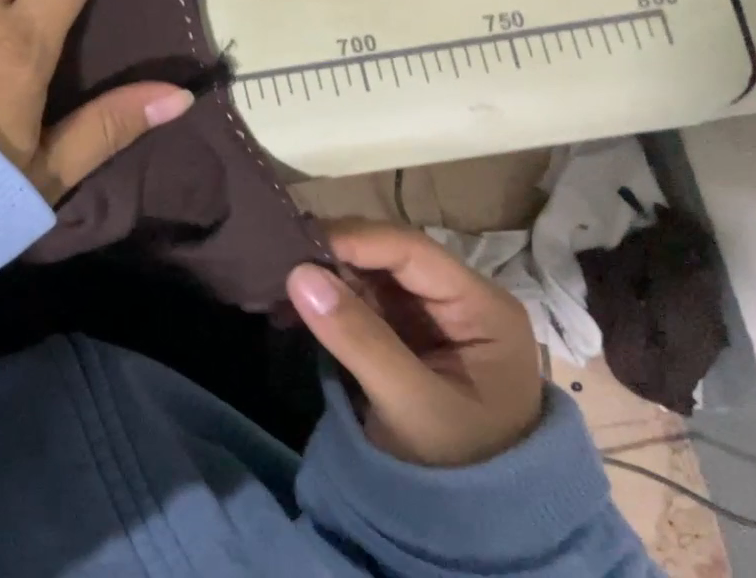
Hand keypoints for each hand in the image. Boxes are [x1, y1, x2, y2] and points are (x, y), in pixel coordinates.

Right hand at [288, 219, 543, 466]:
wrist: (477, 515)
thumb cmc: (459, 457)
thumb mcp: (410, 403)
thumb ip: (358, 338)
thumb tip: (297, 273)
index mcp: (481, 306)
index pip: (409, 249)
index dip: (352, 240)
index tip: (293, 247)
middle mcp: (455, 296)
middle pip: (384, 253)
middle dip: (329, 255)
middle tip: (275, 266)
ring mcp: (426, 311)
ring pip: (363, 270)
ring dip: (319, 275)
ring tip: (274, 287)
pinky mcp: (399, 327)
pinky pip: (354, 295)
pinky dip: (320, 296)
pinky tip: (288, 307)